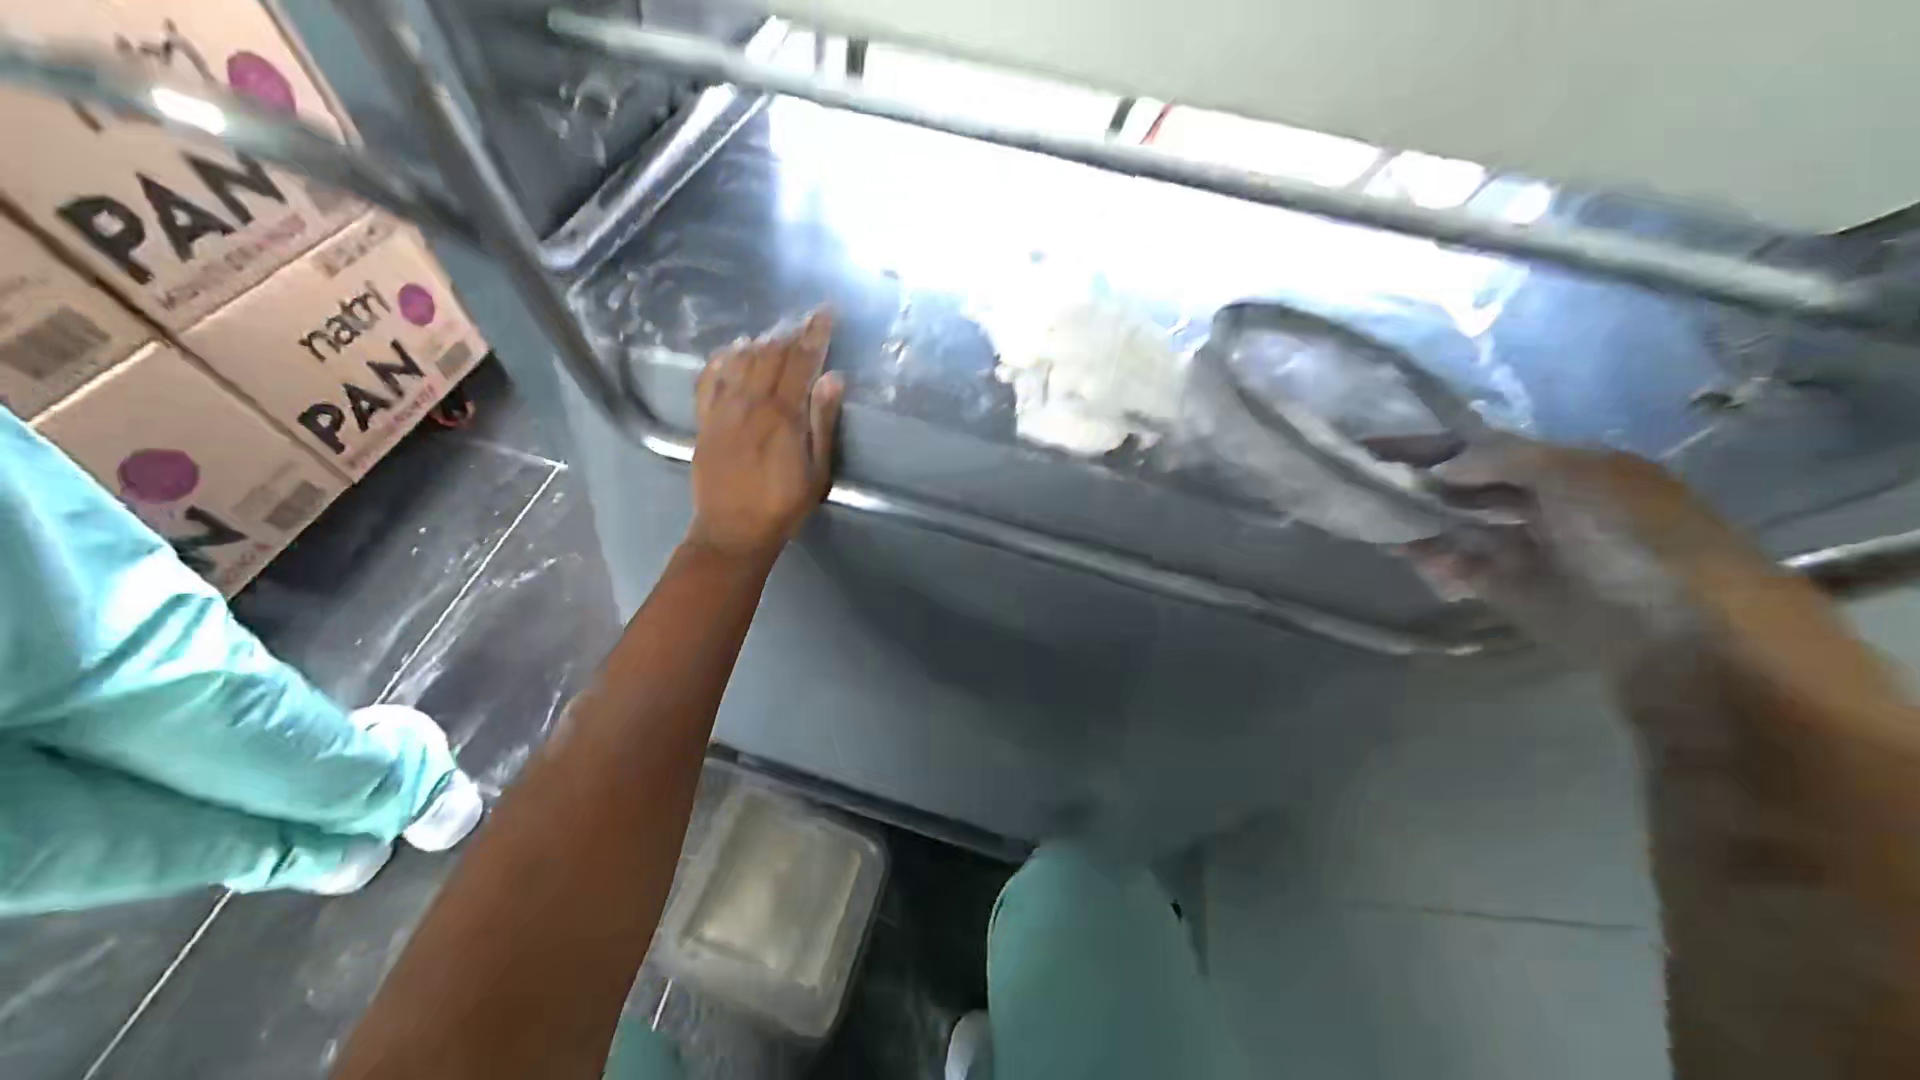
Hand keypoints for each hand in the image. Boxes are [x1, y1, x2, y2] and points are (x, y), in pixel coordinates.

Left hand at [686, 310, 844, 562]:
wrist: (732, 531)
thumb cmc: (784, 506)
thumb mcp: (817, 471)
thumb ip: (822, 422)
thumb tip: (832, 379)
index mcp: (783, 415)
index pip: (801, 362)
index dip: (814, 334)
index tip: (825, 312)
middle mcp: (750, 404)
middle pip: (771, 355)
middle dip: (791, 333)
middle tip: (805, 321)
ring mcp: (723, 410)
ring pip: (741, 361)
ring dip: (761, 342)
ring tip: (777, 333)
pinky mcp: (704, 421)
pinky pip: (709, 379)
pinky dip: (722, 359)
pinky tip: (733, 350)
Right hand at [1403, 436, 1782, 673]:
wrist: (1679, 634)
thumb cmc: (1632, 537)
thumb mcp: (1575, 477)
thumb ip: (1501, 459)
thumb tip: (1441, 466)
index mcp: (1571, 470)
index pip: (1486, 449)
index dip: (1433, 446)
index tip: (1376, 446)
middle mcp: (1547, 505)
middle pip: (1467, 488)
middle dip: (1420, 485)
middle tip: (1367, 483)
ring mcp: (1528, 550)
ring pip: (1458, 528)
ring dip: (1420, 524)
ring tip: (1377, 522)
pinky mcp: (1511, 592)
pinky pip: (1461, 569)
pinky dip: (1435, 562)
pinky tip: (1411, 558)